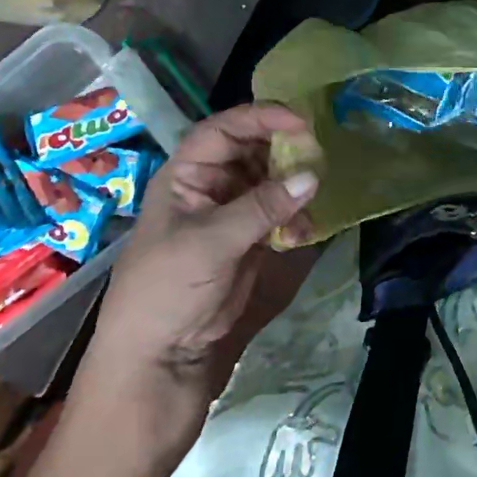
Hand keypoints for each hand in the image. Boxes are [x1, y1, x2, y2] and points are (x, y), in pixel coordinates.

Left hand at [93, 103, 319, 383]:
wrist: (158, 359)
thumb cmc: (168, 288)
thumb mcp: (211, 242)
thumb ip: (262, 207)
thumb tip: (312, 174)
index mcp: (185, 176)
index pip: (223, 130)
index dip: (259, 117)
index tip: (300, 121)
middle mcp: (208, 187)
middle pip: (250, 151)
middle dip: (284, 149)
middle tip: (318, 153)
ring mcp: (229, 215)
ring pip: (268, 182)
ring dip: (293, 185)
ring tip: (315, 193)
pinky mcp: (247, 242)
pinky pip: (277, 215)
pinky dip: (294, 218)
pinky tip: (304, 232)